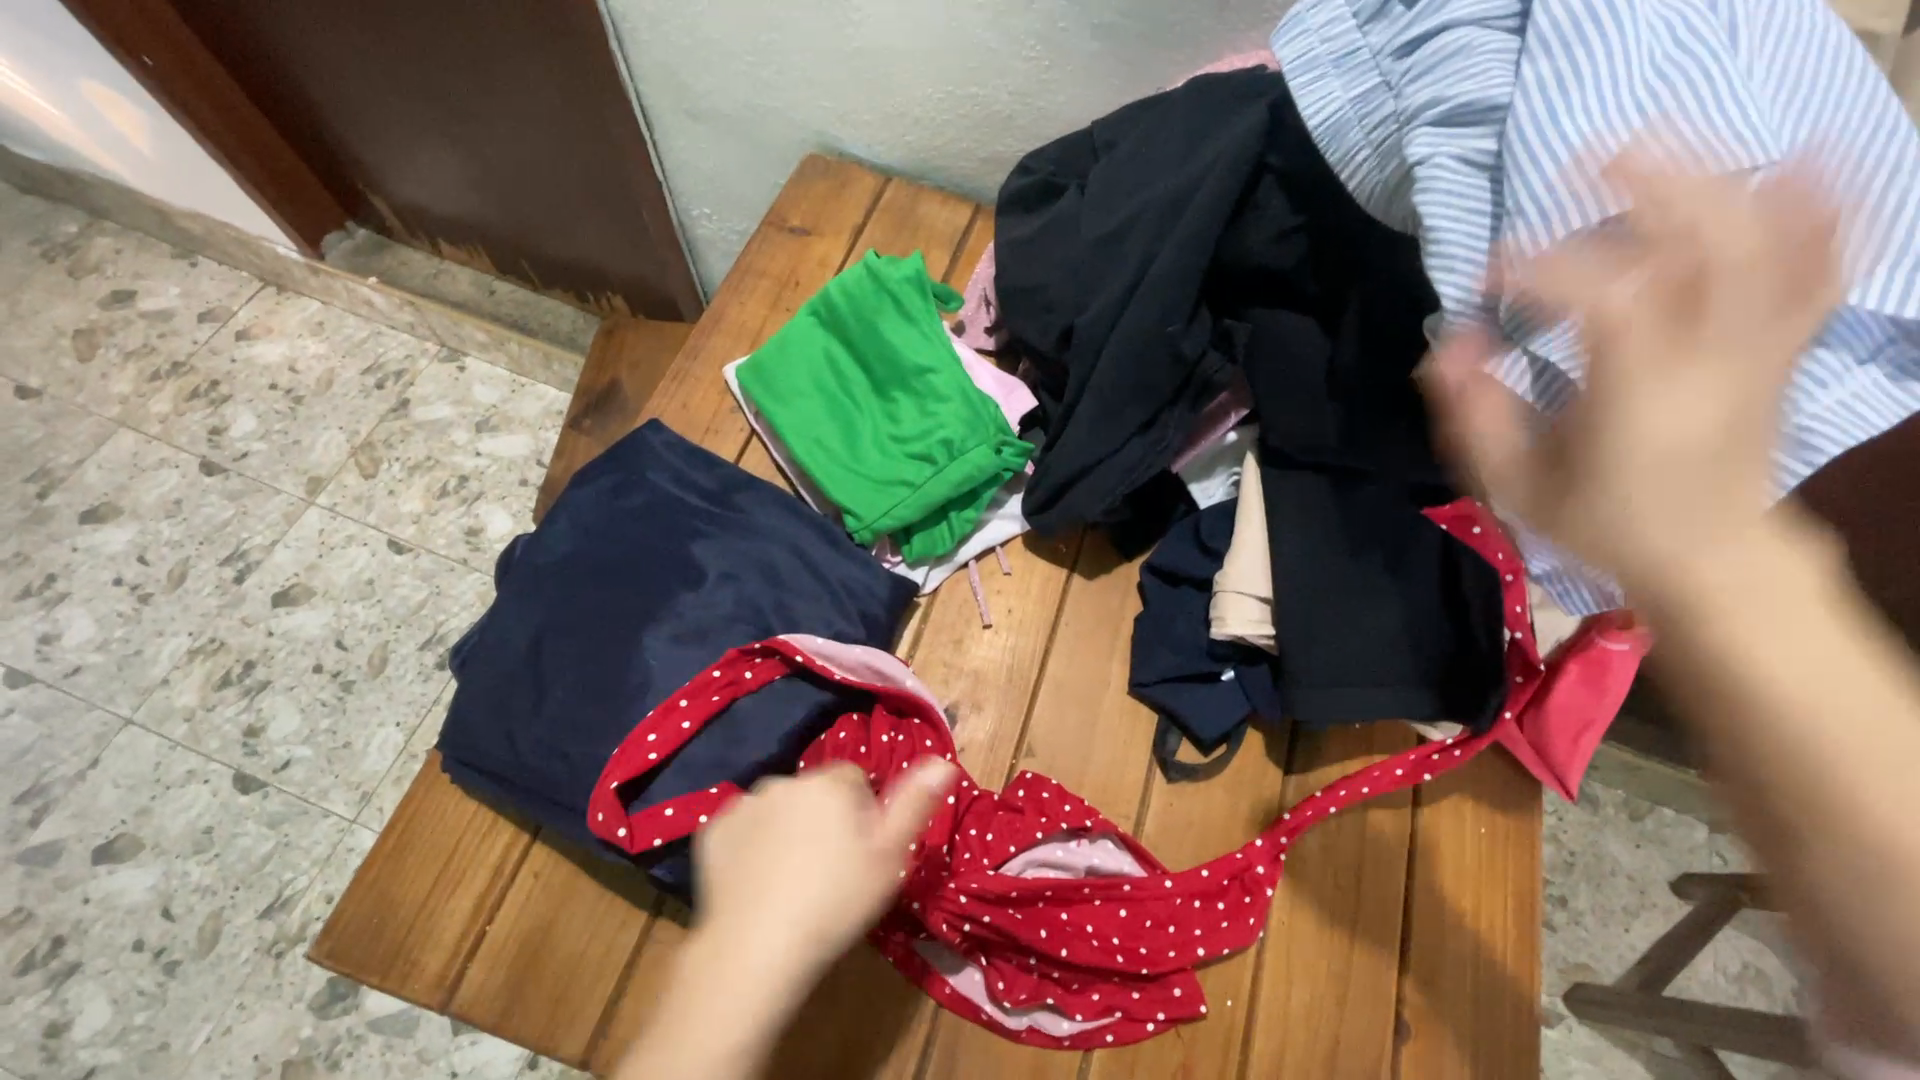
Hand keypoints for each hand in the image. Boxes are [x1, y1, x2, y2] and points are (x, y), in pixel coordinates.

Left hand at [692, 758, 956, 982]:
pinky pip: (743, 828)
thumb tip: (942, 760)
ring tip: (791, 879)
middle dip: (823, 817)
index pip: (854, 780)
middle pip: (814, 792)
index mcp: (830, 783)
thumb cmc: (836, 903)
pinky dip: (751, 845)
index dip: (862, 813)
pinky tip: (758, 881)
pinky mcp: (712, 832)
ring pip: (777, 808)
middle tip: (829, 869)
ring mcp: (743, 804)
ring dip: (787, 828)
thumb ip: (915, 802)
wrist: (757, 948)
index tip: (861, 851)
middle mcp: (785, 781)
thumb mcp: (891, 856)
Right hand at [1420, 149, 1846, 596]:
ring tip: (1672, 143)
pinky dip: (1822, 208)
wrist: (1711, 555)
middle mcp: (1711, 357)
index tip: (1490, 273)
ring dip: (1724, 180)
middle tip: (1591, 160)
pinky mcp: (1783, 344)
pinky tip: (1801, 161)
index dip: (1542, 269)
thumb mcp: (1513, 485)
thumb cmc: (1600, 521)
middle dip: (1650, 189)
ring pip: (1768, 243)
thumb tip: (1448, 347)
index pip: (1604, 300)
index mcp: (1639, 394)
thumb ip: (1474, 415)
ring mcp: (1760, 346)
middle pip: (1706, 246)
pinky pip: (1820, 266)